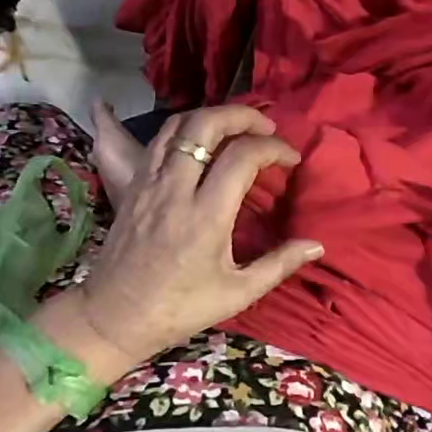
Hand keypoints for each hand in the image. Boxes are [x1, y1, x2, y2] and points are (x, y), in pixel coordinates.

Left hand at [64, 102, 324, 373]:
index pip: (243, 156)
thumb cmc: (179, 309)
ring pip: (178, 125)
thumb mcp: (237, 293)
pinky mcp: (133, 185)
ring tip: (236, 127)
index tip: (291, 159)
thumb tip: (317, 245)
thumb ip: (280, 264)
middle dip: (241, 115)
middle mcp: (175, 189)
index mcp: (206, 216)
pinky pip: (159, 141)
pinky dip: (184, 130)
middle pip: (206, 125)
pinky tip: (200, 143)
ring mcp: (149, 183)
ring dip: (211, 117)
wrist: (114, 316)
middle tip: (266, 126)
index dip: (274, 148)